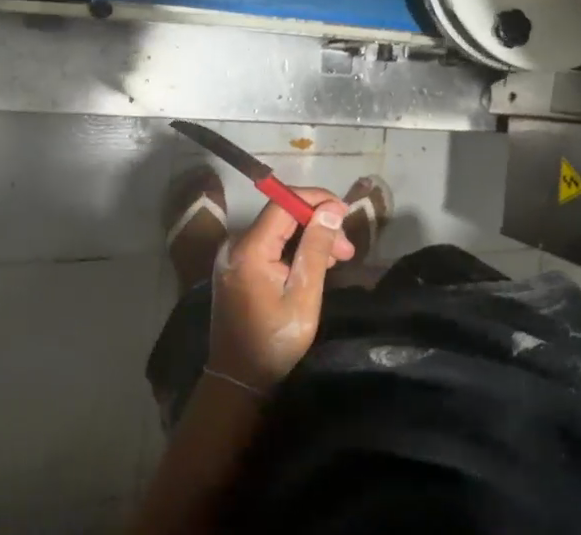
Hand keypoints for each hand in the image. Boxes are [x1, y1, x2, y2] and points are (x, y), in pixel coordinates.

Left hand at [208, 187, 354, 391]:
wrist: (238, 378)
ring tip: (337, 258)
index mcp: (249, 250)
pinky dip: (294, 248)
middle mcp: (235, 246)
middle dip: (317, 223)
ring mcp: (233, 258)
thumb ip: (316, 248)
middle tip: (347, 248)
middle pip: (281, 215)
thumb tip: (331, 209)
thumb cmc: (275, 340)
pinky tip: (315, 264)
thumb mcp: (304, 294)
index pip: (282, 204)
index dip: (316, 201)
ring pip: (278, 230)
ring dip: (309, 237)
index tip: (345, 213)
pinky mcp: (237, 269)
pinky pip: (269, 244)